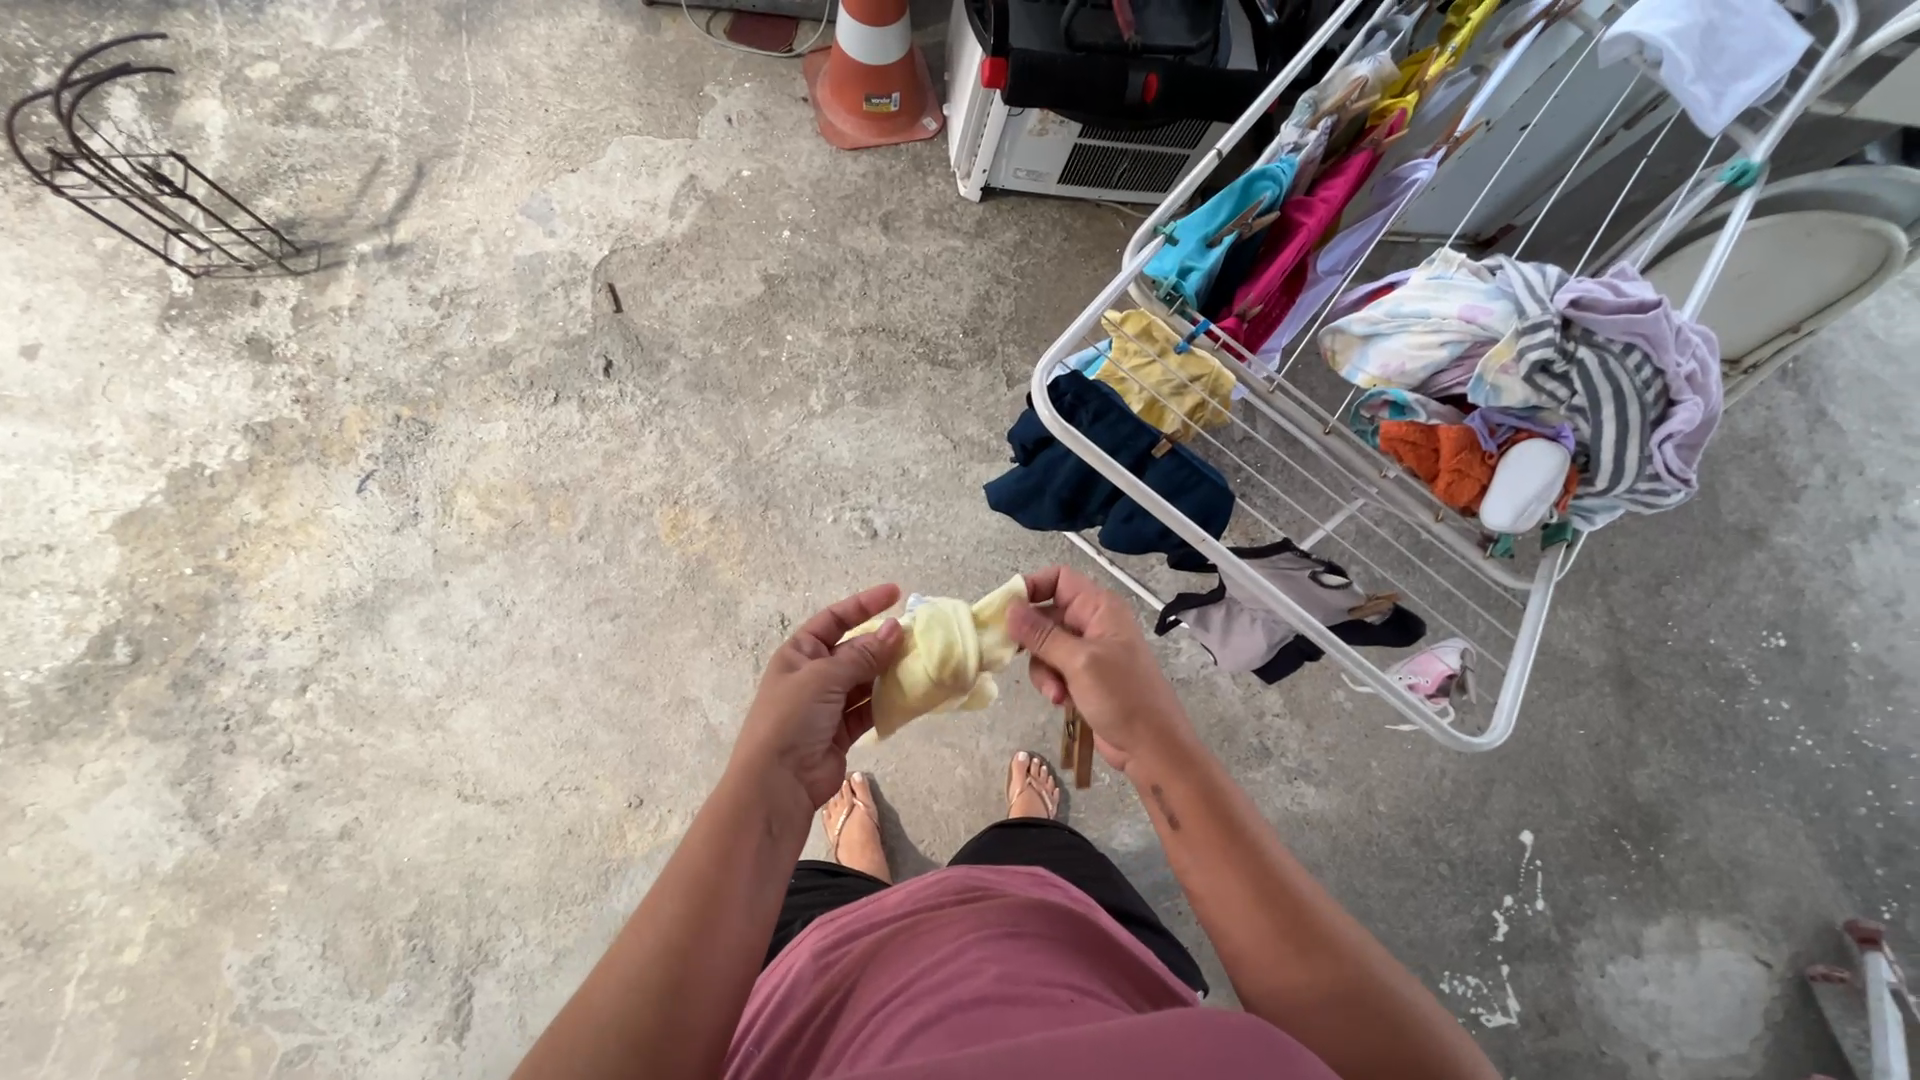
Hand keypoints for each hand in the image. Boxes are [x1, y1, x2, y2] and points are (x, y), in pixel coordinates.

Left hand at [729, 584, 904, 811]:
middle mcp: (812, 675)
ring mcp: (827, 704)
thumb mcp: (824, 677)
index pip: (834, 619)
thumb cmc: (791, 718)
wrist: (777, 782)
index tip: (895, 593)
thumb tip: (895, 629)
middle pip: (853, 650)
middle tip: (917, 636)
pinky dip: (887, 703)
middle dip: (882, 643)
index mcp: (799, 653)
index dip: (863, 604)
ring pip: (865, 680)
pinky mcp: (841, 731)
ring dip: (888, 673)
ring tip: (919, 663)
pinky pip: (869, 709)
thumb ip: (862, 655)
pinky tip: (911, 695)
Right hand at [1007, 566, 1198, 773]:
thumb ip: (1041, 635)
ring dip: (1043, 670)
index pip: (1059, 579)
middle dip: (1032, 641)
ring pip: (1044, 647)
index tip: (1005, 609)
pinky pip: (1054, 670)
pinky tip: (1063, 702)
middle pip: (1046, 615)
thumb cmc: (1123, 696)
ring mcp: (1089, 651)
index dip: (1031, 587)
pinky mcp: (1084, 677)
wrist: (1152, 747)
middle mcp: (1093, 623)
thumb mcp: (1079, 662)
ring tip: (1056, 693)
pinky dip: (1053, 684)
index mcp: (1099, 607)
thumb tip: (1009, 609)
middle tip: (1014, 656)